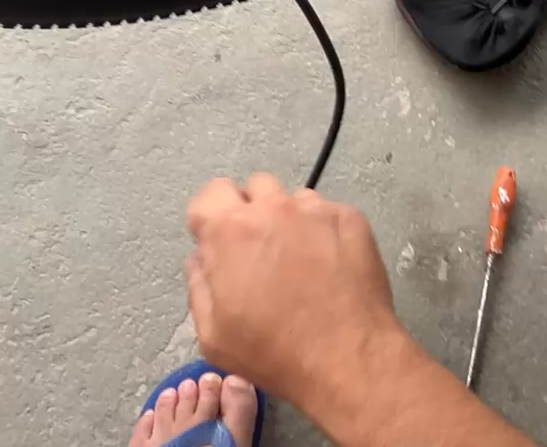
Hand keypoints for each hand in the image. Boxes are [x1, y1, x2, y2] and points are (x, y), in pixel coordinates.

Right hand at [185, 173, 407, 406]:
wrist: (347, 358)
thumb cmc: (275, 352)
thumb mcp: (214, 336)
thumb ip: (198, 287)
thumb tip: (201, 260)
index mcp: (230, 230)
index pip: (210, 194)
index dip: (211, 217)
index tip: (219, 239)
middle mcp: (271, 207)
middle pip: (254, 188)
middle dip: (252, 211)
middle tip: (261, 249)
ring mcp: (313, 208)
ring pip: (293, 198)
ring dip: (290, 220)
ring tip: (301, 259)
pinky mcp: (348, 216)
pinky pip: (327, 211)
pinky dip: (324, 230)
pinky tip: (330, 264)